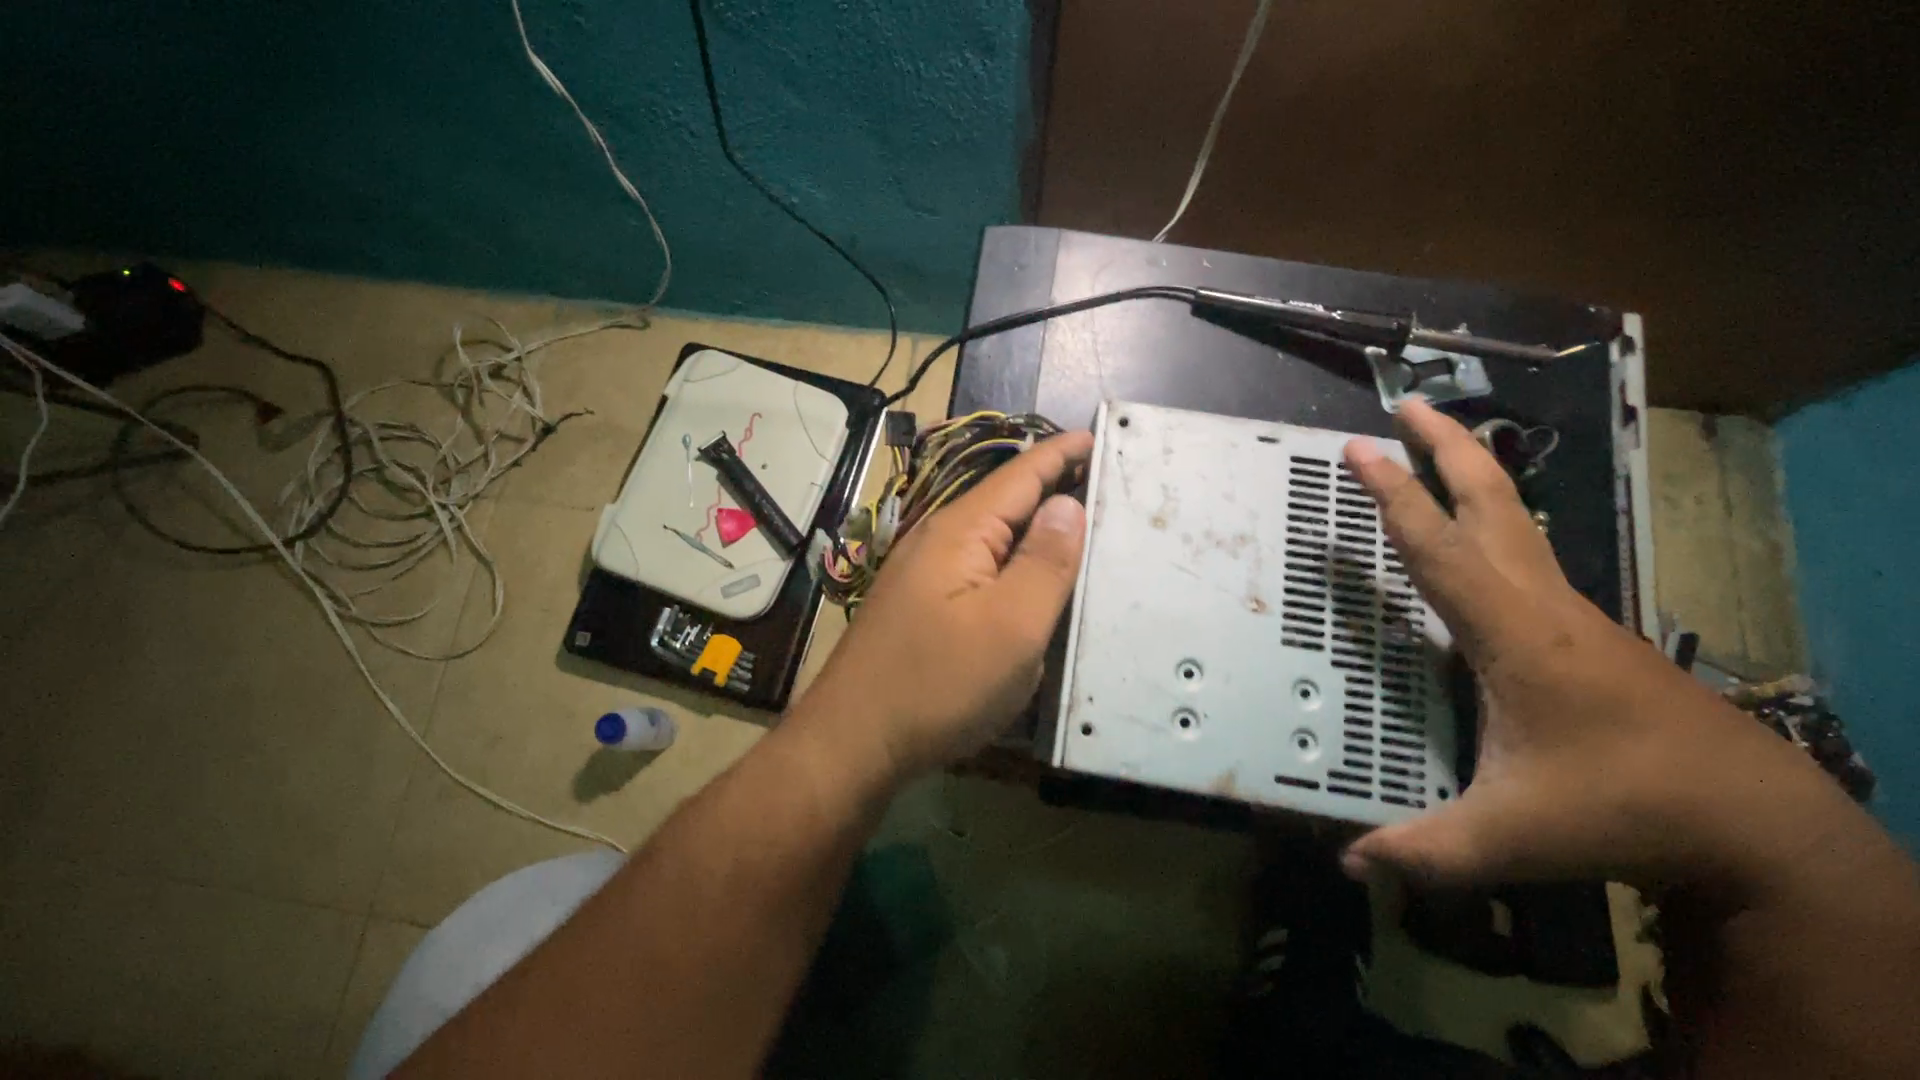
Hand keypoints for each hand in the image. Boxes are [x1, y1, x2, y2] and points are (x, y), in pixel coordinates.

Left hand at [804, 432, 1092, 779]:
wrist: (853, 741)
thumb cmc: (937, 684)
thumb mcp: (1010, 626)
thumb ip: (1044, 562)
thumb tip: (1067, 504)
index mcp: (961, 532)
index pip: (1022, 475)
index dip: (1063, 454)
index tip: (1102, 436)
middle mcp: (938, 542)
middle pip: (1006, 503)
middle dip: (1055, 489)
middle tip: (1110, 488)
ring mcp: (924, 577)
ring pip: (993, 541)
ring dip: (1035, 531)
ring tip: (1084, 532)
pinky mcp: (922, 610)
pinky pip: (980, 573)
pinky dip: (1014, 567)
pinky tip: (1032, 586)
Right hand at [1340, 400, 1841, 900]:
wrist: (1754, 821)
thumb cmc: (1624, 808)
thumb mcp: (1513, 836)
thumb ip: (1426, 851)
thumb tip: (1348, 865)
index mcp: (1512, 633)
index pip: (1439, 548)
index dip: (1394, 496)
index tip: (1359, 445)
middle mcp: (1542, 605)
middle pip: (1492, 503)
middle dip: (1446, 446)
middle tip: (1405, 404)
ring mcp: (1572, 614)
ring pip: (1518, 522)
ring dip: (1474, 475)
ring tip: (1436, 447)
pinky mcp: (1587, 634)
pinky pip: (1528, 554)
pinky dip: (1494, 521)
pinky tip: (1482, 543)